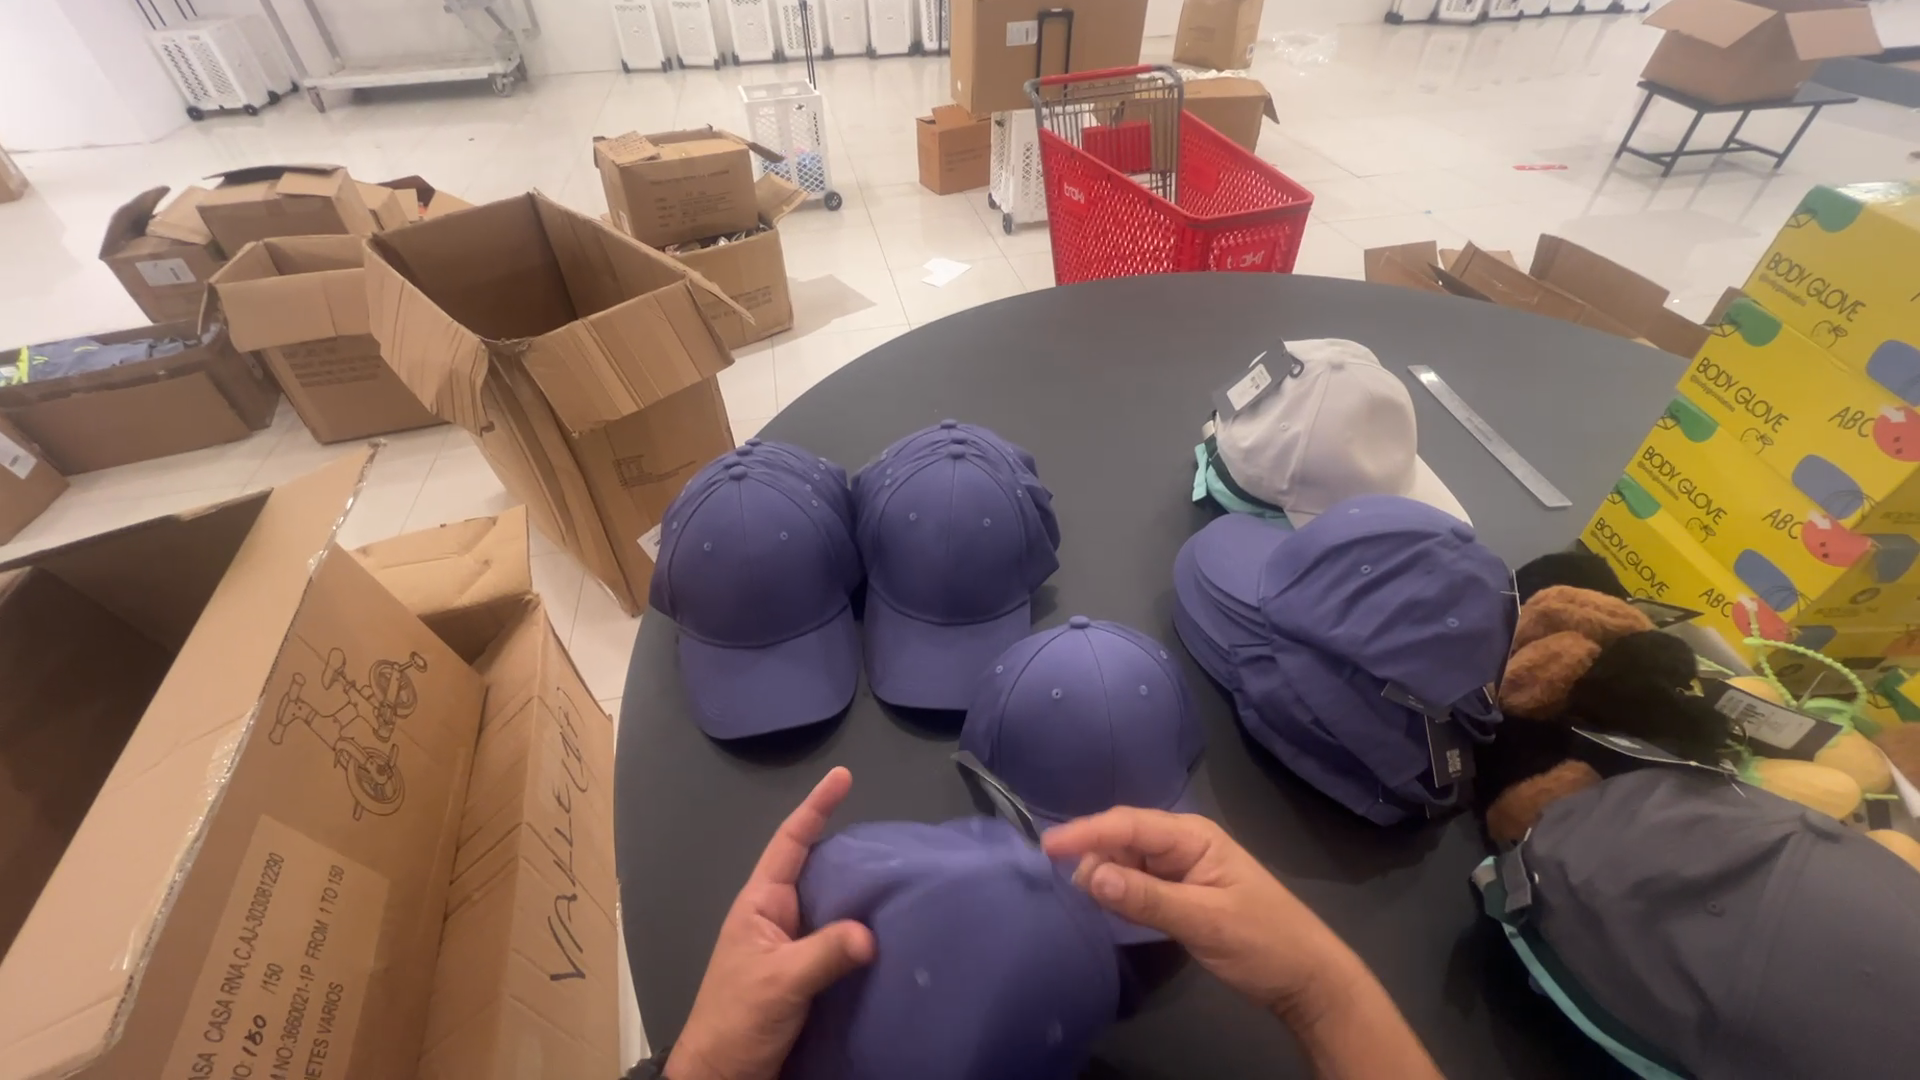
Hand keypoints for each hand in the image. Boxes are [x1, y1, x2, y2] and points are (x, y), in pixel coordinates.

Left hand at [667, 767, 875, 1079]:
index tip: (843, 776)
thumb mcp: (779, 982)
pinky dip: (859, 923)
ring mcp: (790, 941)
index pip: (791, 841)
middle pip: (815, 864)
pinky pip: (837, 933)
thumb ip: (824, 953)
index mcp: (761, 902)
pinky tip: (884, 922)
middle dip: (846, 843)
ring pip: (829, 899)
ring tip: (895, 871)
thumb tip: (871, 933)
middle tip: (887, 833)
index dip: (817, 806)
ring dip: (856, 885)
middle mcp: (777, 913)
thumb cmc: (736, 1020)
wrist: (720, 1079)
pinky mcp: (804, 969)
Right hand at [1042, 808, 1361, 1023]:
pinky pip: (1138, 880)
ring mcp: (1180, 866)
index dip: (1086, 833)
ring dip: (1105, 873)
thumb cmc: (1264, 942)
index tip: (1048, 847)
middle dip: (1094, 854)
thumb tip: (1092, 878)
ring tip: (1086, 897)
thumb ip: (1147, 899)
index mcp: (1191, 835)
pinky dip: (1119, 889)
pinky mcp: (1179, 890)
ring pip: (1127, 858)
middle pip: (1124, 837)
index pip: (1128, 824)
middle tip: (1074, 889)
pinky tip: (1107, 902)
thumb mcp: (1205, 922)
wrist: (1309, 979)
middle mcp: (1182, 842)